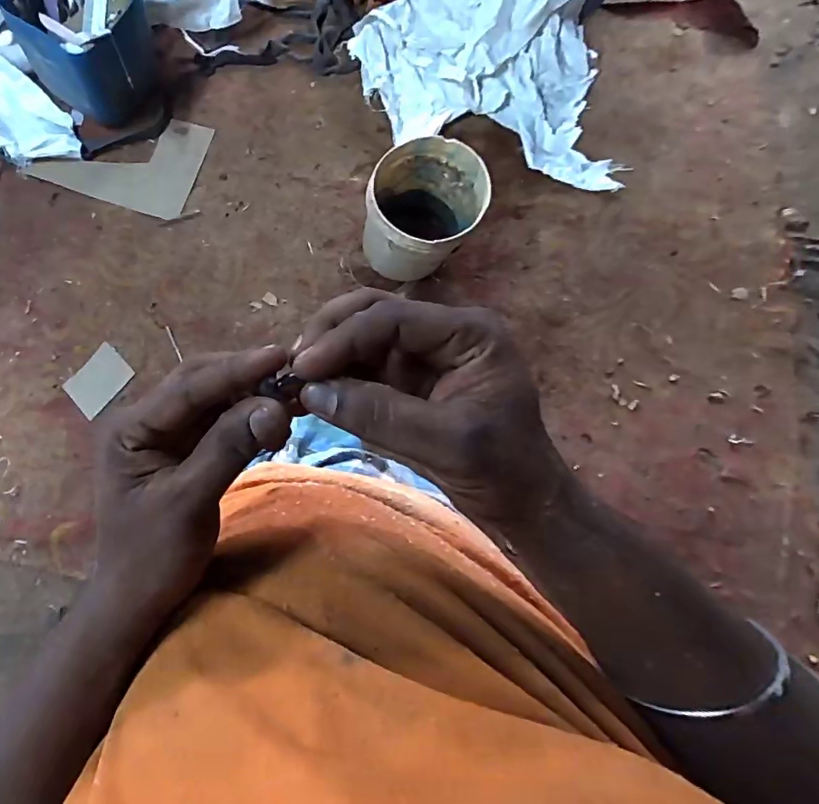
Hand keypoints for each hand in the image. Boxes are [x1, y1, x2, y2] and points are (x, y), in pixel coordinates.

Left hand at [90, 347, 291, 621]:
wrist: (133, 600)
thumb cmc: (151, 557)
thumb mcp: (188, 503)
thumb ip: (226, 449)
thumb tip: (273, 407)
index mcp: (129, 427)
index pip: (186, 388)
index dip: (234, 370)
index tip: (278, 357)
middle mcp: (141, 420)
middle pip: (196, 383)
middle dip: (242, 375)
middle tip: (292, 370)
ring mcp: (160, 434)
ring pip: (208, 399)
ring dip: (247, 393)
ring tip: (291, 389)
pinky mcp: (179, 449)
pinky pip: (214, 422)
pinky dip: (243, 417)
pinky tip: (274, 414)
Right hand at [288, 290, 574, 526]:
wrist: (524, 508)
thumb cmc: (501, 472)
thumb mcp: (445, 443)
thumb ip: (379, 413)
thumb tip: (310, 392)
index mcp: (467, 332)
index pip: (390, 316)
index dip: (342, 337)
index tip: (304, 367)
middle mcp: (441, 330)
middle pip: (369, 310)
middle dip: (328, 333)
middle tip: (294, 365)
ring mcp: (420, 351)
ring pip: (358, 331)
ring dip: (325, 349)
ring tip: (295, 375)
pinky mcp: (402, 375)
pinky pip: (358, 360)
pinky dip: (332, 370)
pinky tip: (310, 387)